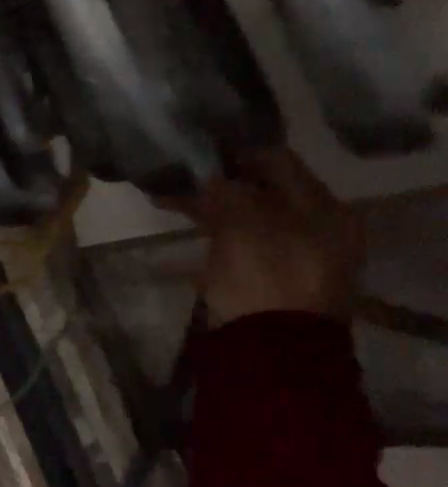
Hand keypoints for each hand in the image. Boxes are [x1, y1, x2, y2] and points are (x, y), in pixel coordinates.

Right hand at [157, 149, 362, 326]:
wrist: (267, 343)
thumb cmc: (265, 275)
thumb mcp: (245, 223)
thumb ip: (225, 189)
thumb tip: (198, 168)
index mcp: (324, 209)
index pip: (277, 160)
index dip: (234, 149)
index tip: (192, 143)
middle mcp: (313, 223)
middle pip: (259, 184)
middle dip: (214, 174)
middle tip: (171, 165)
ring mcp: (287, 247)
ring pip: (241, 207)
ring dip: (205, 196)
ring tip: (163, 189)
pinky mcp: (260, 266)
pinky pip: (232, 230)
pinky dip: (205, 218)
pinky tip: (174, 211)